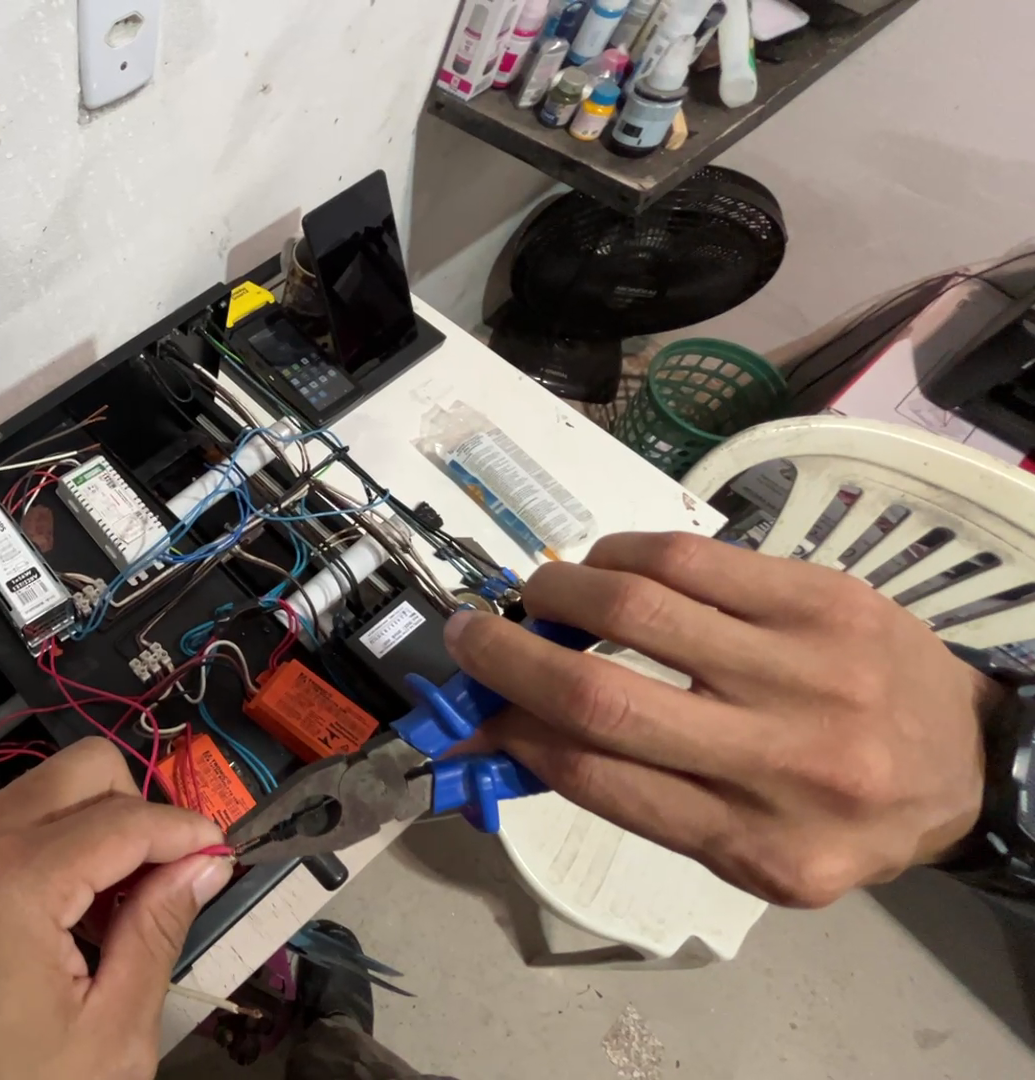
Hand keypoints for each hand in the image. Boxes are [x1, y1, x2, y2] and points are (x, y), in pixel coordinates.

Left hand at [0, 738, 232, 1079]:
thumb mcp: (107, 1037)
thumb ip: (158, 932)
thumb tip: (205, 863)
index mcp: (18, 875)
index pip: (126, 819)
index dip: (185, 831)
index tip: (223, 854)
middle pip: (87, 768)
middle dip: (139, 809)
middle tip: (165, 878)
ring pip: (54, 782)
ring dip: (101, 821)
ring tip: (120, 903)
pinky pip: (22, 810)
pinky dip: (63, 834)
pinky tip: (75, 903)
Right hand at [445, 531, 1001, 907]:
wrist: (970, 765)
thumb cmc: (816, 808)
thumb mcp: (722, 836)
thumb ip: (608, 785)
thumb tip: (486, 730)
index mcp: (756, 845)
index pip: (585, 774)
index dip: (505, 729)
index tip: (471, 706)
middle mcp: (791, 766)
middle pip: (595, 695)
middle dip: (502, 654)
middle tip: (467, 633)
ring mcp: (816, 673)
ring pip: (631, 606)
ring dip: (552, 593)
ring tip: (541, 597)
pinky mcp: (826, 598)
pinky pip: (681, 556)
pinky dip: (612, 557)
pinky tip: (608, 571)